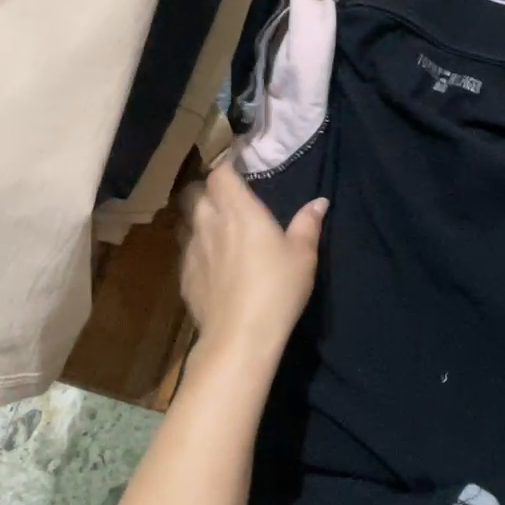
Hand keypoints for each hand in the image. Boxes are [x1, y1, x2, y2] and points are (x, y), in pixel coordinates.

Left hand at [177, 165, 326, 357]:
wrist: (239, 338)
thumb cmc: (276, 289)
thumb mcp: (303, 255)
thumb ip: (307, 224)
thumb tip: (319, 202)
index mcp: (239, 210)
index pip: (220, 173)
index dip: (226, 165)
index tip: (237, 165)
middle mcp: (209, 223)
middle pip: (194, 192)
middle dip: (206, 189)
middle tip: (225, 197)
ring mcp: (192, 251)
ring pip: (186, 221)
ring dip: (198, 218)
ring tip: (216, 227)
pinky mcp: (185, 277)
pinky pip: (186, 251)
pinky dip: (197, 249)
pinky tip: (212, 263)